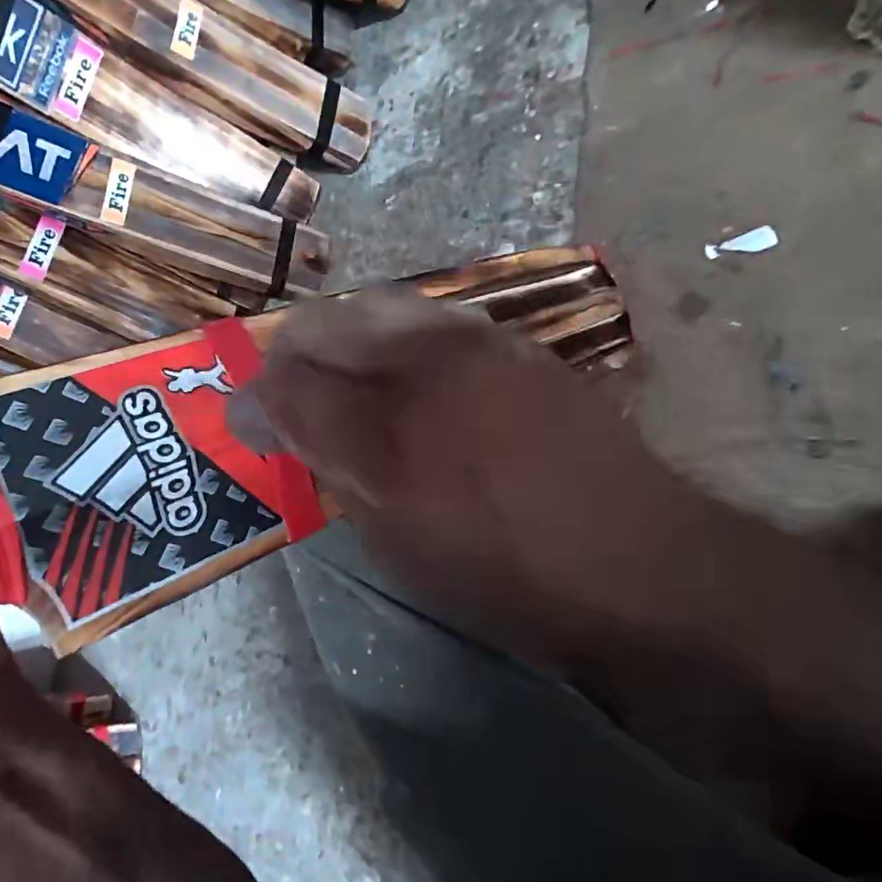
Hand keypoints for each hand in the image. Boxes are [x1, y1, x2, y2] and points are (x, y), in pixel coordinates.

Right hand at [231, 290, 715, 668]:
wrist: (638, 564)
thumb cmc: (500, 575)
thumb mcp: (393, 541)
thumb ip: (331, 470)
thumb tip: (288, 429)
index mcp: (382, 437)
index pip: (282, 387)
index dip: (250, 402)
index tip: (243, 420)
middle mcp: (420, 369)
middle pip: (317, 325)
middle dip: (285, 356)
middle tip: (284, 394)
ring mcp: (470, 342)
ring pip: (368, 306)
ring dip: (336, 338)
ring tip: (338, 376)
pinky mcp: (508, 340)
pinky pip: (421, 315)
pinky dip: (387, 335)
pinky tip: (399, 371)